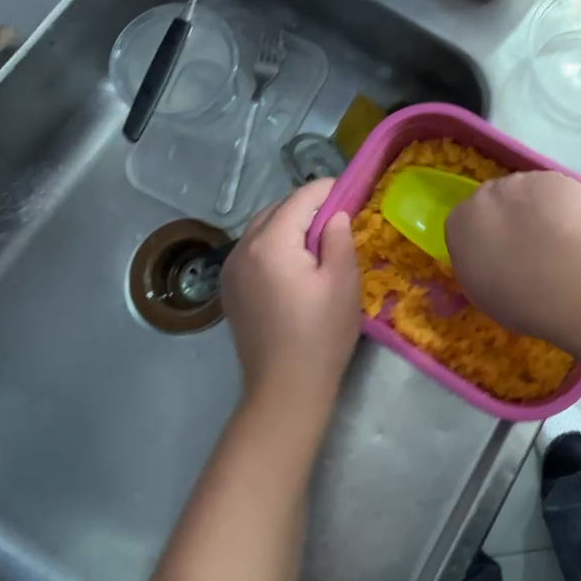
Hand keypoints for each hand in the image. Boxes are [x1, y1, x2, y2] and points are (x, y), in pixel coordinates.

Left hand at [222, 179, 361, 412]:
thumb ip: (339, 238)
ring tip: (317, 241)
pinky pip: (251, 250)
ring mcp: (230, 270)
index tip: (350, 191)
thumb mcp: (343, 282)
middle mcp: (242, 249)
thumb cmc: (321, 335)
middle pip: (276, 209)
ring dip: (287, 225)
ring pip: (260, 228)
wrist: (284, 391)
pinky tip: (293, 265)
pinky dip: (272, 245)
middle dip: (305, 207)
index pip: (300, 199)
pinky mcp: (229, 290)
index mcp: (271, 243)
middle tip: (337, 218)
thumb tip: (335, 215)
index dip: (327, 190)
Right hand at [444, 170, 580, 347]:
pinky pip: (557, 191)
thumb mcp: (482, 293)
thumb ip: (478, 265)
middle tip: (533, 249)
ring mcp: (523, 181)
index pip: (466, 223)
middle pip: (496, 200)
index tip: (502, 257)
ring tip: (560, 241)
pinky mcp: (556, 178)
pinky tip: (577, 231)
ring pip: (528, 192)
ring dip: (538, 209)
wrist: (571, 282)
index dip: (486, 239)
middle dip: (511, 218)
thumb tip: (492, 258)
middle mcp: (485, 193)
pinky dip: (565, 206)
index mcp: (459, 222)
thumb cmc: (520, 301)